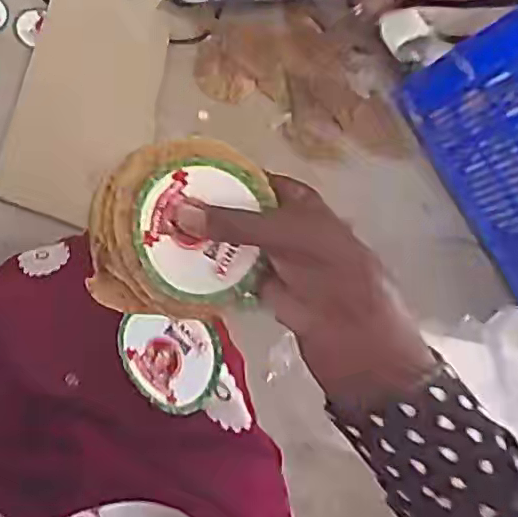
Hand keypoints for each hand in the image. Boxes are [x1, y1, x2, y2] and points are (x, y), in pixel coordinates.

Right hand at [174, 175, 434, 403]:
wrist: (358, 340)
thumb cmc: (333, 271)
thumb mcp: (284, 235)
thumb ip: (232, 224)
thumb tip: (178, 212)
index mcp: (296, 202)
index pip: (250, 179)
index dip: (219, 176)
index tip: (180, 177)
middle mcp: (281, 227)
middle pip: (235, 212)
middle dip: (202, 211)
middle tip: (160, 208)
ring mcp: (271, 259)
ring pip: (228, 244)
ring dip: (200, 242)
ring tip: (159, 234)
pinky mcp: (260, 289)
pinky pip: (227, 275)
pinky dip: (206, 272)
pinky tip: (175, 266)